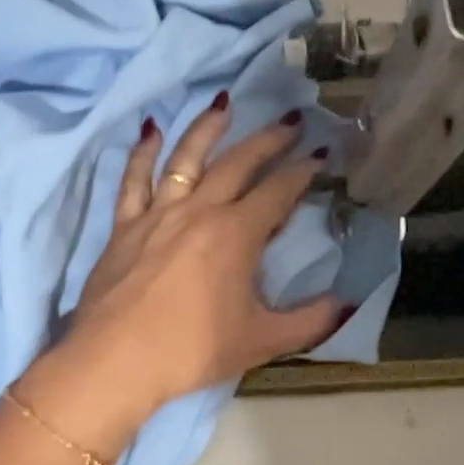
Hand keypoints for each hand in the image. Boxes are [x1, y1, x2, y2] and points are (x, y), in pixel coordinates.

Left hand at [32, 96, 346, 436]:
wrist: (115, 361)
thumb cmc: (192, 351)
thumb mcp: (261, 341)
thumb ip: (310, 322)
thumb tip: (347, 305)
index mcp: (236, 234)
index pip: (278, 191)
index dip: (303, 171)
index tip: (321, 153)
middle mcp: (199, 210)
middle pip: (238, 163)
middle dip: (268, 140)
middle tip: (291, 120)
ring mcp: (157, 213)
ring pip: (185, 158)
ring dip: (208, 128)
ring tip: (225, 103)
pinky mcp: (124, 225)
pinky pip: (133, 179)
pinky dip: (142, 152)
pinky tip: (150, 130)